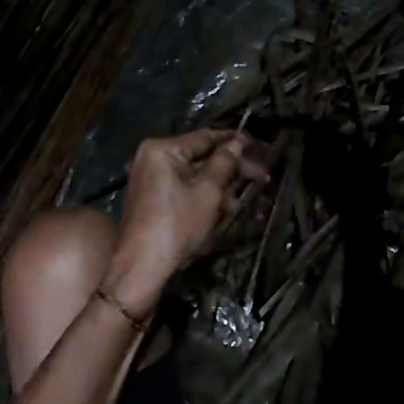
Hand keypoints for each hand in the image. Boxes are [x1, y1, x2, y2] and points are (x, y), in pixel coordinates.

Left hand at [106, 130, 266, 302]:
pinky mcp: (152, 197)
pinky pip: (183, 188)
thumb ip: (225, 163)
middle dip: (231, 168)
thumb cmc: (176, 225)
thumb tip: (237, 143)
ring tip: (241, 201)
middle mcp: (152, 157)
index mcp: (161, 149)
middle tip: (262, 176)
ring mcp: (150, 177)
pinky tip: (224, 209)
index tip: (259, 144)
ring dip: (220, 186)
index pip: (205, 137)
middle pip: (200, 156)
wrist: (141, 266)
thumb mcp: (208, 192)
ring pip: (194, 175)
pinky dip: (203, 195)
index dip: (235, 141)